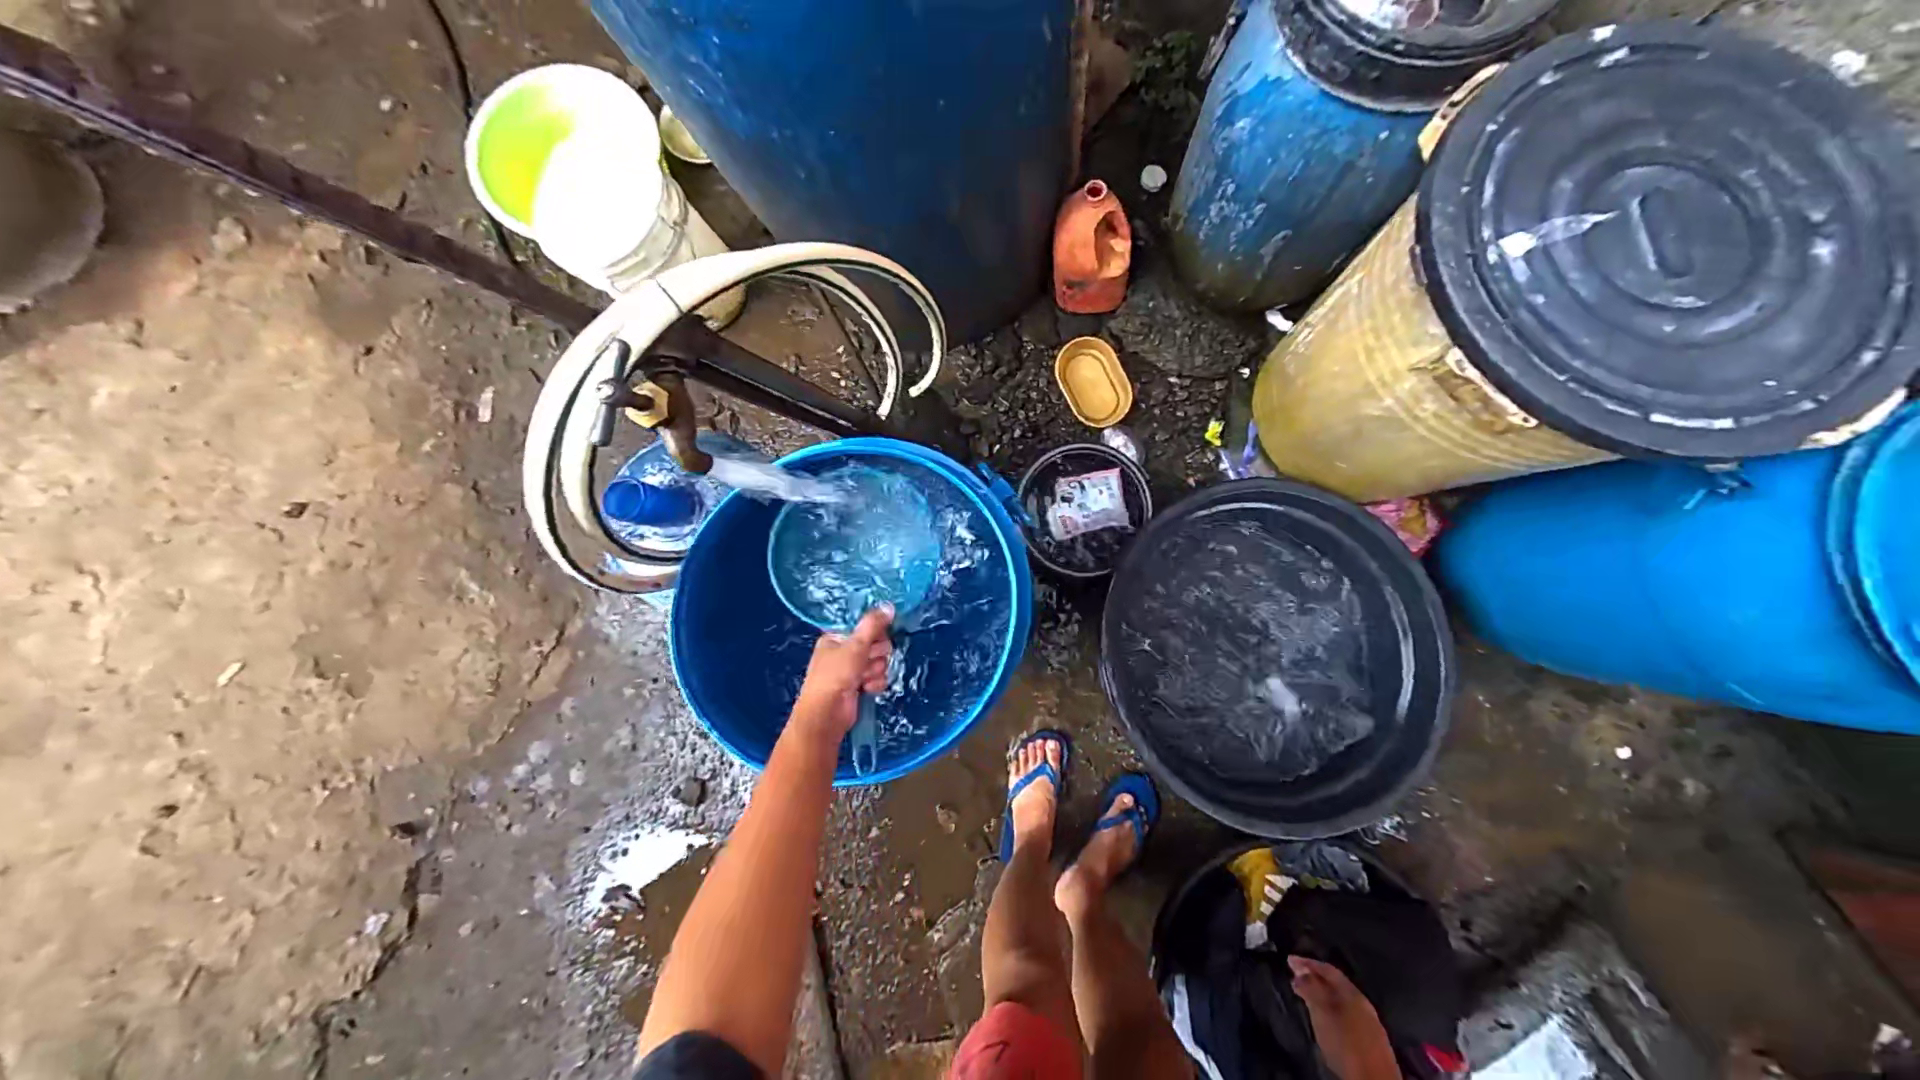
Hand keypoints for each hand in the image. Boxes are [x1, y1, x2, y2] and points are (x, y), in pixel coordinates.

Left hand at [794, 607, 892, 738]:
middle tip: (866, 661)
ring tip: (863, 678)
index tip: (876, 638)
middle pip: (875, 644)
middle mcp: (843, 652)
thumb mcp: (855, 645)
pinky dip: (874, 683)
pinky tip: (866, 689)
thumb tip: (889, 605)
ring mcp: (851, 670)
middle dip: (875, 654)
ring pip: (879, 661)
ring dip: (874, 670)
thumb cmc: (835, 675)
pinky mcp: (859, 686)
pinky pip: (877, 678)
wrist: (826, 715)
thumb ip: (873, 625)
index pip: (864, 626)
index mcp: (836, 638)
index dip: (873, 633)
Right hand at [1289, 956, 1401, 1079]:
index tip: (1289, 960)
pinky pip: (1345, 1014)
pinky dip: (1330, 1009)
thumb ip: (1310, 990)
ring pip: (1340, 1000)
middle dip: (1314, 978)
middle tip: (1294, 977)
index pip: (1328, 970)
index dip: (1308, 963)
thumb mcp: (1322, 1014)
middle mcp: (1363, 1005)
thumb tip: (1299, 971)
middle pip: (1335, 985)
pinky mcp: (1369, 1041)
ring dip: (1322, 995)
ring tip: (1304, 996)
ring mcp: (1369, 1023)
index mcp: (1353, 994)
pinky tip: (1323, 1018)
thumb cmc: (1346, 1044)